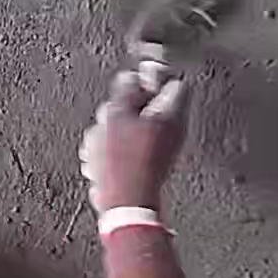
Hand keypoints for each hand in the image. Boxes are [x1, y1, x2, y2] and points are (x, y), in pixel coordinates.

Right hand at [79, 62, 187, 210]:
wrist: (123, 202)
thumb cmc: (122, 160)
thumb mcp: (117, 115)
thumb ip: (126, 89)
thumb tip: (133, 76)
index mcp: (171, 115)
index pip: (173, 83)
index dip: (150, 78)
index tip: (132, 83)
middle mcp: (172, 131)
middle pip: (149, 103)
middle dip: (125, 106)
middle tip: (112, 116)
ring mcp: (161, 148)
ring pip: (134, 123)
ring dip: (114, 128)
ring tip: (104, 140)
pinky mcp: (148, 162)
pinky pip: (129, 143)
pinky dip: (115, 146)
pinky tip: (105, 155)